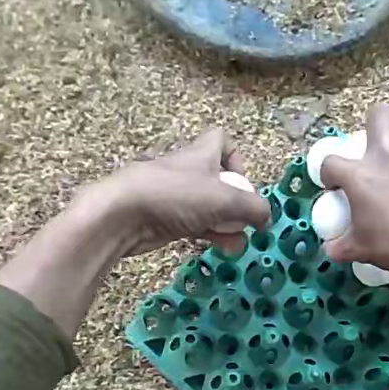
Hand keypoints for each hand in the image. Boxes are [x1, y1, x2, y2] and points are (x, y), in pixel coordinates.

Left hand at [0, 129, 268, 337]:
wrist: (121, 215)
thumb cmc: (175, 195)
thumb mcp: (224, 200)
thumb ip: (253, 207)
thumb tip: (267, 216)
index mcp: (201, 154)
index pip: (221, 140)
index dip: (237, 158)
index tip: (243, 183)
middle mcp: (187, 170)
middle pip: (219, 180)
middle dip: (236, 203)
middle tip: (245, 222)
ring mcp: (173, 196)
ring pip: (208, 207)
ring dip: (225, 224)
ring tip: (236, 244)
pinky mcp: (163, 219)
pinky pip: (193, 224)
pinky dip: (208, 235)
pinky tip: (218, 249)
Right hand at [322, 103, 388, 353]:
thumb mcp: (360, 250)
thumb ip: (340, 247)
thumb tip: (331, 248)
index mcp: (359, 176)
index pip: (331, 162)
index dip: (328, 175)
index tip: (335, 190)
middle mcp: (386, 158)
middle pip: (379, 117)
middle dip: (373, 124)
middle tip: (370, 152)